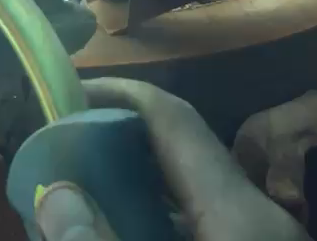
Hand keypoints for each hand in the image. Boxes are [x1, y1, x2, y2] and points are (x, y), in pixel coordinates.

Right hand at [33, 78, 313, 240]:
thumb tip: (57, 194)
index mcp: (238, 215)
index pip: (173, 119)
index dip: (118, 94)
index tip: (66, 91)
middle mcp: (260, 219)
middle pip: (181, 151)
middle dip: (120, 141)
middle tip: (64, 147)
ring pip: (194, 192)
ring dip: (138, 184)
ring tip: (84, 191)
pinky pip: (206, 225)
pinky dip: (161, 220)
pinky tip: (126, 234)